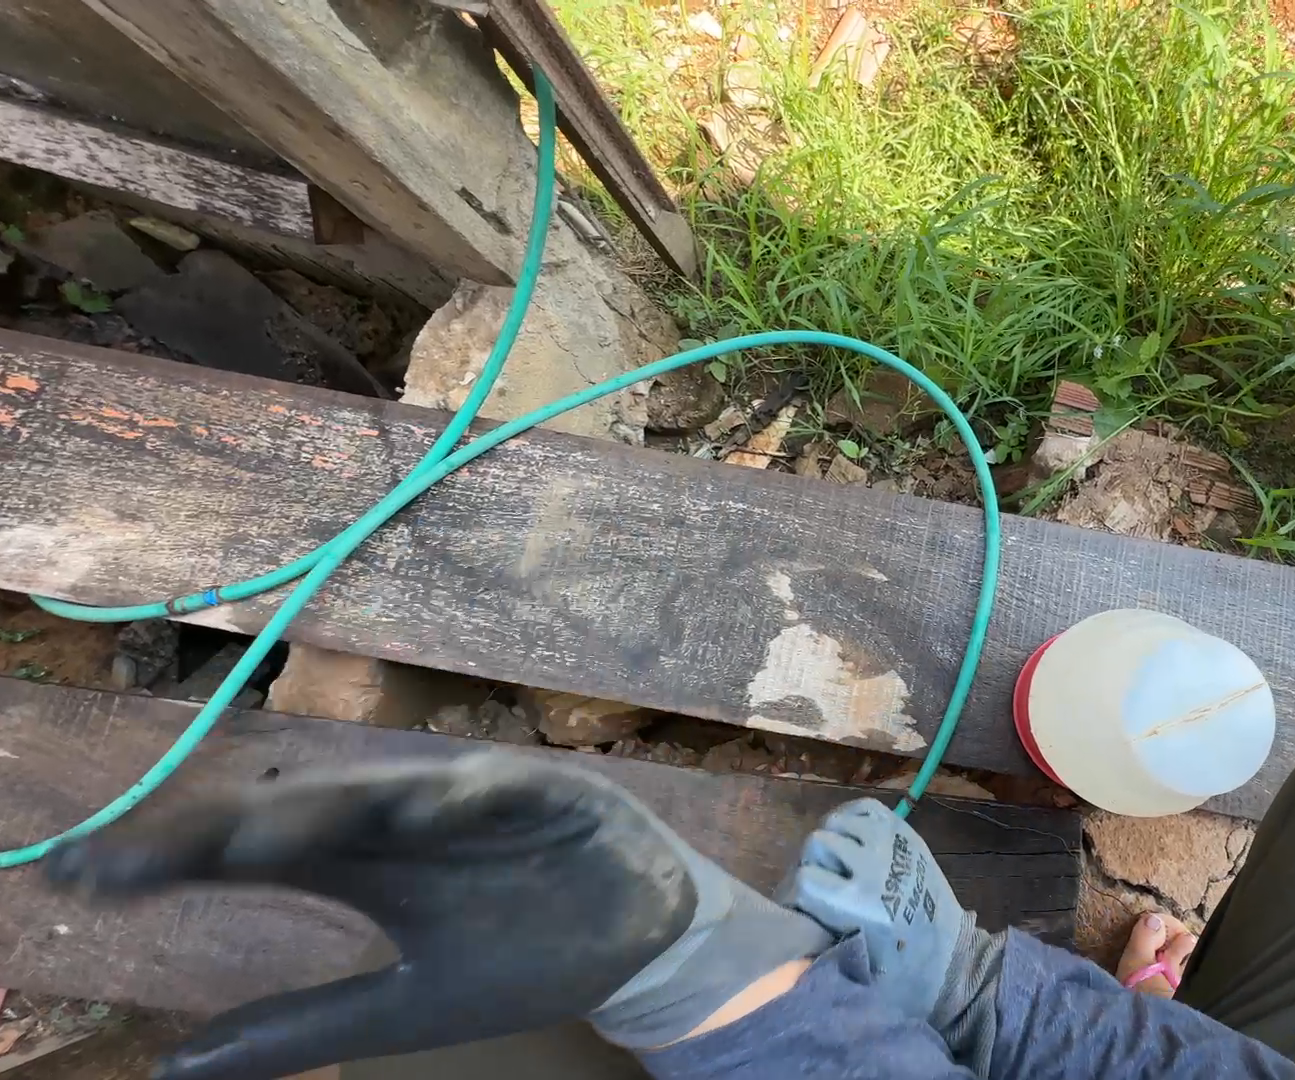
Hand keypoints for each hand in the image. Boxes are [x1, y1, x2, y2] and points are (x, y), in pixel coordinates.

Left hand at [45, 753, 829, 1079]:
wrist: (638, 939)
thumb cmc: (533, 960)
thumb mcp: (416, 1006)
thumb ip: (311, 1024)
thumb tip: (171, 1068)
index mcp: (382, 869)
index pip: (269, 854)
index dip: (182, 860)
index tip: (77, 879)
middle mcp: (420, 823)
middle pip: (318, 813)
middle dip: (232, 829)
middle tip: (132, 856)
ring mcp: (486, 802)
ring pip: (402, 789)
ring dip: (333, 807)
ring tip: (250, 836)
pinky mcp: (554, 792)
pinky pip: (507, 788)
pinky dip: (468, 797)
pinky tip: (419, 815)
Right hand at [775, 798, 963, 1020]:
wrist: (950, 955)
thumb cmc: (899, 973)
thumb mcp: (853, 966)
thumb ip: (818, 939)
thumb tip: (788, 917)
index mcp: (857, 903)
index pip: (803, 879)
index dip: (792, 893)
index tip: (794, 907)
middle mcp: (872, 864)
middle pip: (816, 842)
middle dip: (809, 864)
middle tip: (815, 884)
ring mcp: (890, 841)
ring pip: (836, 820)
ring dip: (828, 840)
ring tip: (833, 863)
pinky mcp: (904, 831)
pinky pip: (864, 808)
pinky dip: (849, 818)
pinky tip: (848, 838)